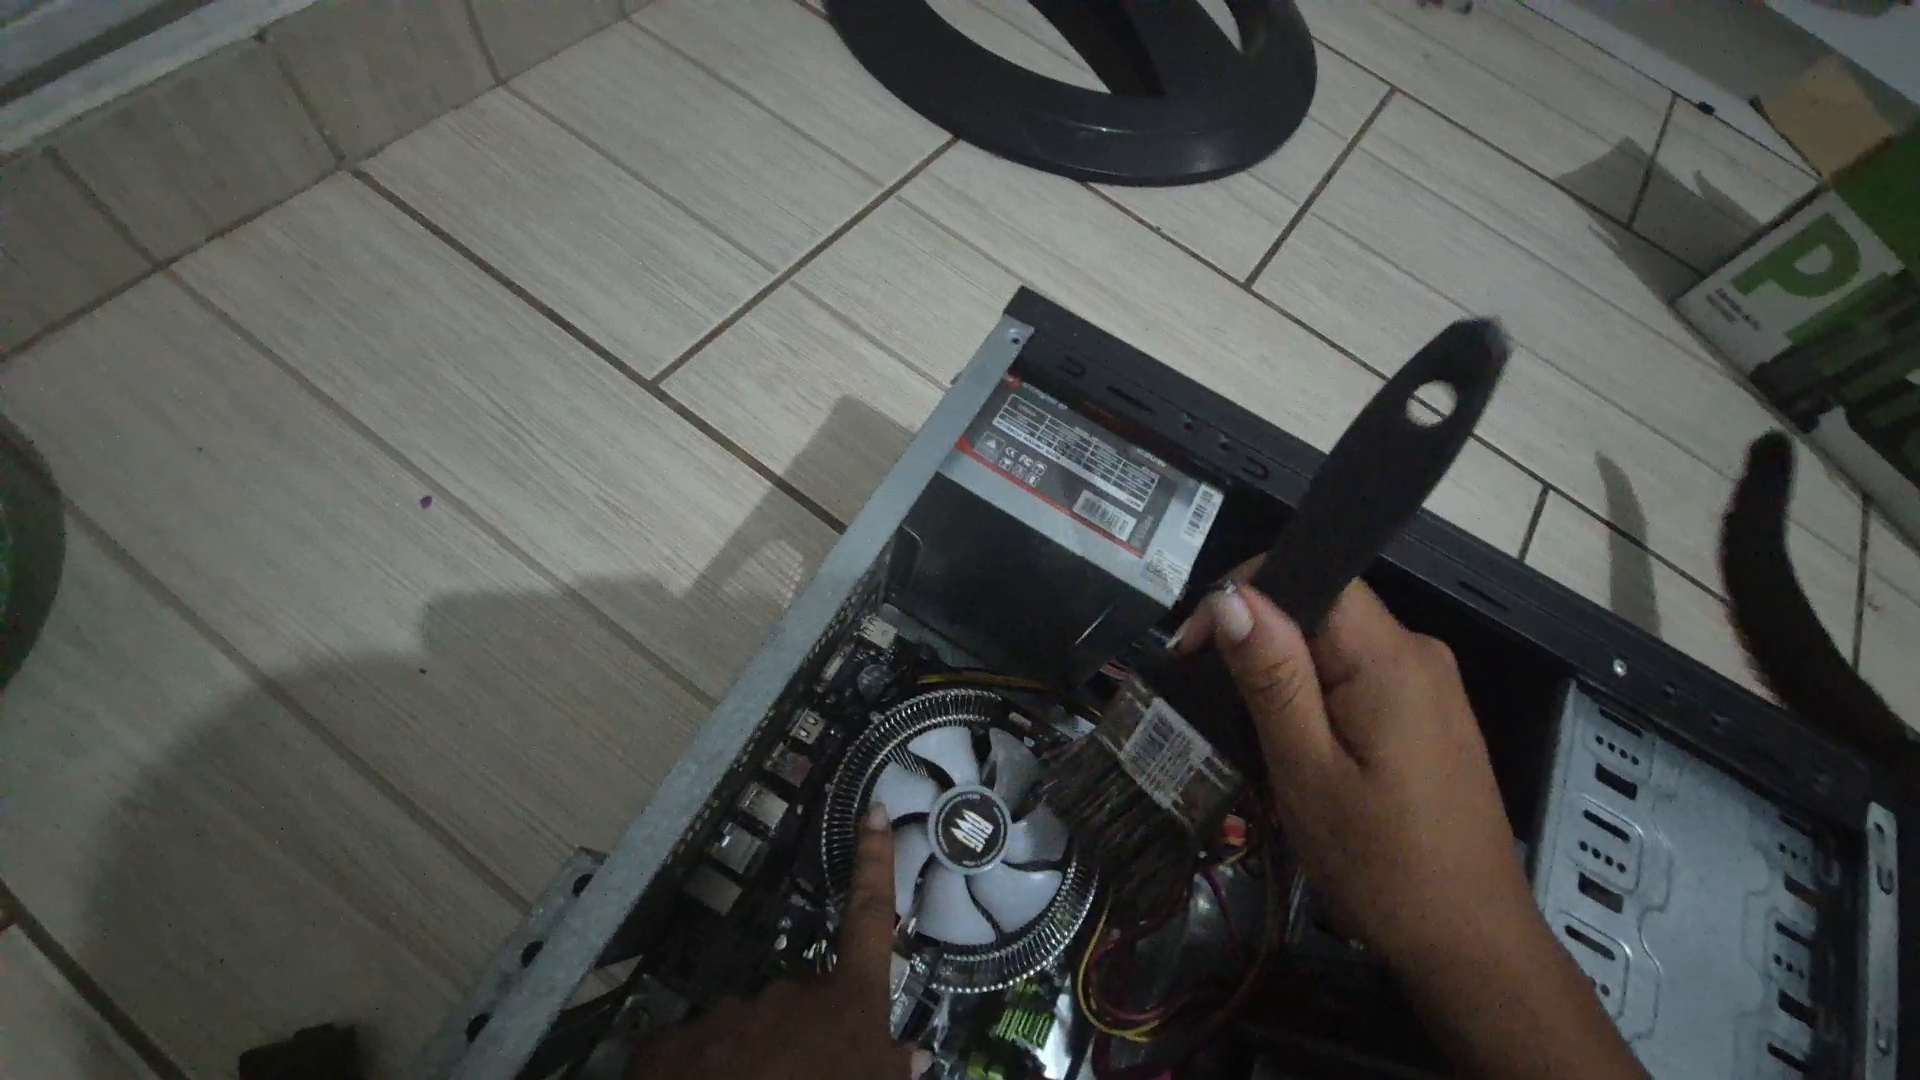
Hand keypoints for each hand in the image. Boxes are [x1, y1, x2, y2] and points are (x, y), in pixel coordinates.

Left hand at [627, 804, 926, 1079]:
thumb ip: (888, 1068)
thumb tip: (915, 1058)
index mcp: (845, 1002)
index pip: (869, 918)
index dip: (875, 864)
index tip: (873, 812)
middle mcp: (791, 992)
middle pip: (803, 1000)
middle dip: (802, 1037)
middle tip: (802, 1077)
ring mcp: (733, 1011)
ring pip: (750, 1030)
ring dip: (754, 1061)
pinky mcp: (677, 1039)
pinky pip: (696, 1052)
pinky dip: (702, 1073)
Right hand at [1177, 577, 1534, 968]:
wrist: (1470, 944)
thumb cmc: (1382, 864)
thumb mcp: (1308, 770)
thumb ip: (1272, 677)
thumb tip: (1229, 597)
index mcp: (1391, 658)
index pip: (1311, 576)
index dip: (1245, 592)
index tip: (1195, 644)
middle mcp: (1417, 652)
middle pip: (1320, 608)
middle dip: (1256, 636)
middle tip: (1208, 692)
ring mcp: (1427, 683)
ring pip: (1332, 641)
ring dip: (1279, 667)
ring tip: (1241, 720)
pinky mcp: (1426, 711)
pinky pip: (1354, 672)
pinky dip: (1310, 689)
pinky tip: (1289, 733)